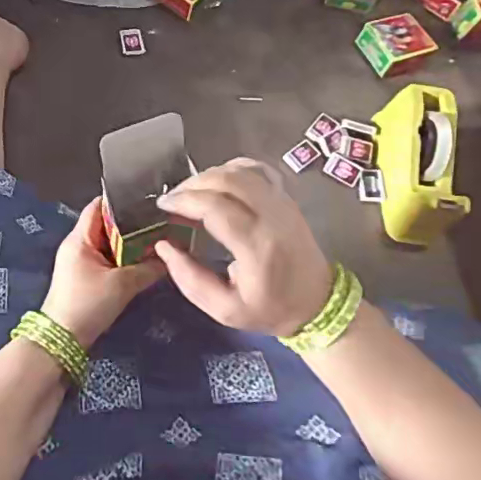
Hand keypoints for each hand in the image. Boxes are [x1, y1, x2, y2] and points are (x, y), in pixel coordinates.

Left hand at [39, 197, 166, 347]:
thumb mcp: (122, 285)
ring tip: (156, 238)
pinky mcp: (84, 276)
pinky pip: (106, 258)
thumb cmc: (88, 304)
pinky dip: (122, 257)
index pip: (98, 206)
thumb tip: (169, 259)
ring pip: (108, 243)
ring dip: (128, 242)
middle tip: (158, 221)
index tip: (146, 199)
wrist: (63, 339)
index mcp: (80, 239)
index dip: (120, 200)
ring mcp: (80, 261)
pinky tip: (142, 259)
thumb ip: (148, 269)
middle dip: (130, 223)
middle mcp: (77, 245)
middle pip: (106, 224)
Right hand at [154, 158, 333, 336]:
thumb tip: (164, 247)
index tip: (163, 207)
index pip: (216, 207)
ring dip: (209, 175)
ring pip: (241, 170)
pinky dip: (232, 169)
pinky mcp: (287, 198)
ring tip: (190, 192)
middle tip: (172, 198)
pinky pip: (258, 170)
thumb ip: (190, 280)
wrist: (317, 302)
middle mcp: (272, 217)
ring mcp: (283, 203)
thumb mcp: (224, 310)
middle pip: (227, 180)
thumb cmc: (269, 309)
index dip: (185, 201)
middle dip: (192, 184)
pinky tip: (218, 181)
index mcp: (257, 247)